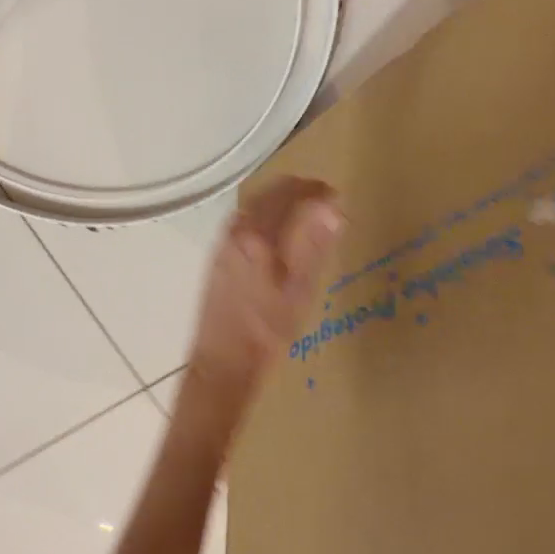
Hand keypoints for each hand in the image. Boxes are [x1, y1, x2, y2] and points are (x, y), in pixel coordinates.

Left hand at [184, 177, 342, 404]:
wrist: (221, 364)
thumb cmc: (266, 333)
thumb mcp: (299, 292)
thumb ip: (315, 247)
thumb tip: (333, 209)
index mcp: (257, 236)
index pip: (288, 195)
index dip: (315, 190)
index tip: (336, 194)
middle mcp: (235, 233)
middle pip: (266, 195)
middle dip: (296, 189)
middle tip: (321, 194)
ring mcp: (223, 245)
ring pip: (252, 206)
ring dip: (277, 199)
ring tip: (302, 206)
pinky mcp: (218, 259)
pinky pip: (242, 221)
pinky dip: (263, 213)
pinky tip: (274, 228)